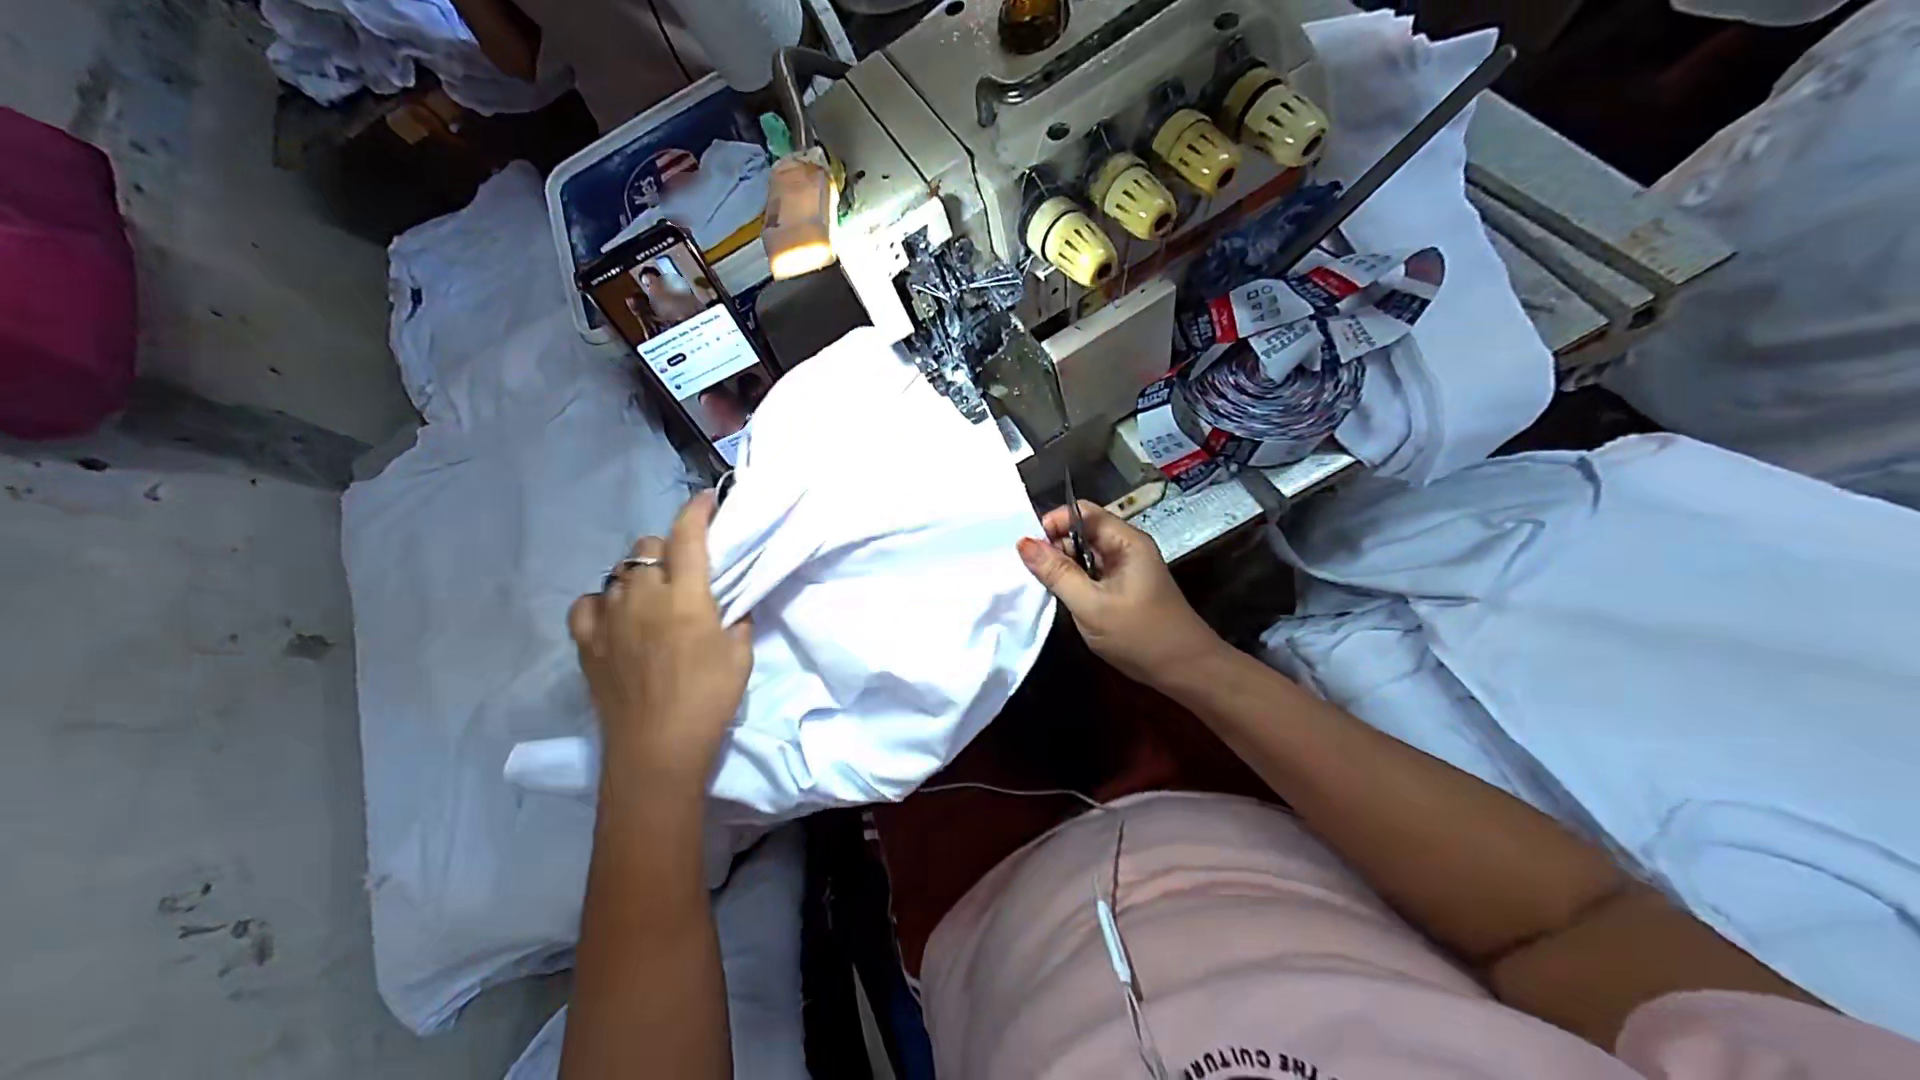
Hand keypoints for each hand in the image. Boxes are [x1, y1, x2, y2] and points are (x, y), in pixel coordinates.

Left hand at [569, 491, 752, 787]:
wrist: (657, 749)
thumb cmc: (708, 700)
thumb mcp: (741, 655)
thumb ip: (737, 619)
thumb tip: (731, 603)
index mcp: (686, 596)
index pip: (688, 536)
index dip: (697, 511)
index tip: (707, 501)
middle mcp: (644, 596)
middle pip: (647, 547)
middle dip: (667, 549)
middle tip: (684, 571)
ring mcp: (609, 617)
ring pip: (619, 572)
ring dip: (639, 576)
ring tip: (652, 597)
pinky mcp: (586, 641)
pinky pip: (589, 602)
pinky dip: (604, 601)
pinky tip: (616, 615)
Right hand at [1017, 500, 1226, 687]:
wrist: (1186, 672)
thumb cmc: (1140, 636)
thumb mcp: (1091, 606)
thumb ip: (1057, 573)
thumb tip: (1023, 542)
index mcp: (1126, 541)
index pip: (1082, 512)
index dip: (1053, 523)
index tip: (1030, 549)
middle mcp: (1127, 548)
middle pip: (1082, 532)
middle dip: (1054, 547)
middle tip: (1032, 573)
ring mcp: (1126, 569)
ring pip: (1085, 555)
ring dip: (1063, 567)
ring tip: (1043, 586)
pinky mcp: (1123, 589)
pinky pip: (1092, 574)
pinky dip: (1075, 582)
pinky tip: (1062, 598)